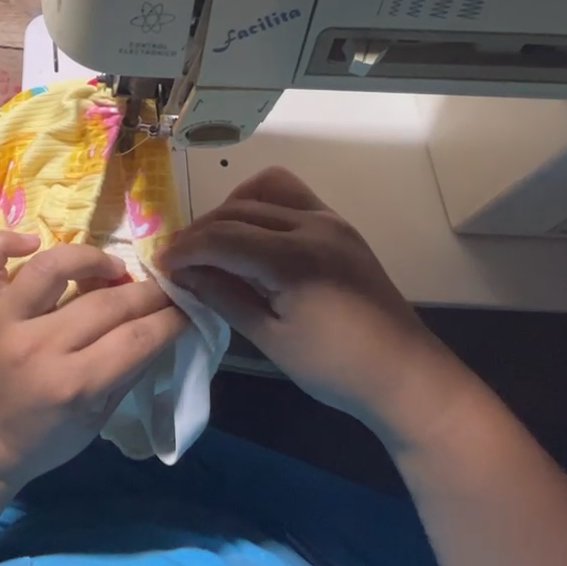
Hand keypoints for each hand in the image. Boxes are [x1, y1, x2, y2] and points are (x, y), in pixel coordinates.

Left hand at [0, 234, 188, 487]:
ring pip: (50, 269)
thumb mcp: (97, 421)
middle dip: (147, 292)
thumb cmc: (45, 438)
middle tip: (166, 286)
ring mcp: (7, 322)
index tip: (189, 308)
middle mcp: (39, 346)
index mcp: (72, 385)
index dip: (170, 320)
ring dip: (90, 259)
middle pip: (105, 304)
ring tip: (113, 267)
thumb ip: (128, 373)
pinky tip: (33, 240)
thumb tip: (162, 332)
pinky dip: (5, 244)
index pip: (135, 339)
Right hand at [159, 167, 476, 447]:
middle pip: (236, 211)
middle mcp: (312, 226)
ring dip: (229, 210)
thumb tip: (181, 273)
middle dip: (200, 231)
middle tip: (178, 259)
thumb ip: (223, 296)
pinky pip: (289, 195)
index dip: (184, 249)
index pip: (221, 237)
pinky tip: (250, 234)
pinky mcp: (338, 225)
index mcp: (294, 260)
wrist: (406, 375)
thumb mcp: (270, 338)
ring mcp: (329, 220)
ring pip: (262, 189)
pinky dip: (260, 204)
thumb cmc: (335, 368)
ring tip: (213, 242)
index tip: (160, 264)